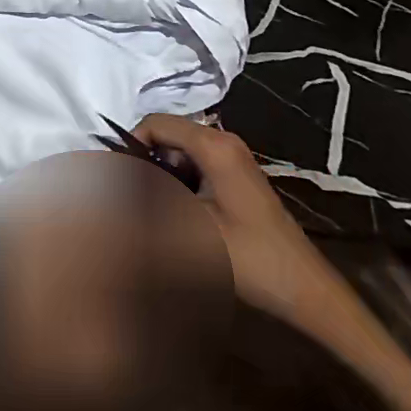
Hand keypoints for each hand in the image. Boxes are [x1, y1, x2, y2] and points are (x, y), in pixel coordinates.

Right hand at [134, 115, 410, 410]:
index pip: (157, 123)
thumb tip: (108, 194)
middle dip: (145, 163)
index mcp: (214, 145)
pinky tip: (176, 216)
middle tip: (129, 201)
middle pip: (169, 136)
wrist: (302, 286)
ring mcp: (233, 158)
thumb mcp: (190, 236)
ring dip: (161, 176)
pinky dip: (179, 183)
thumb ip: (147, 208)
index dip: (131, 145)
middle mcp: (224, 141)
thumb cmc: (249, 257)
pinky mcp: (237, 176)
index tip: (114, 178)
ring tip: (151, 212)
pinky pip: (196, 166)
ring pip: (181, 153)